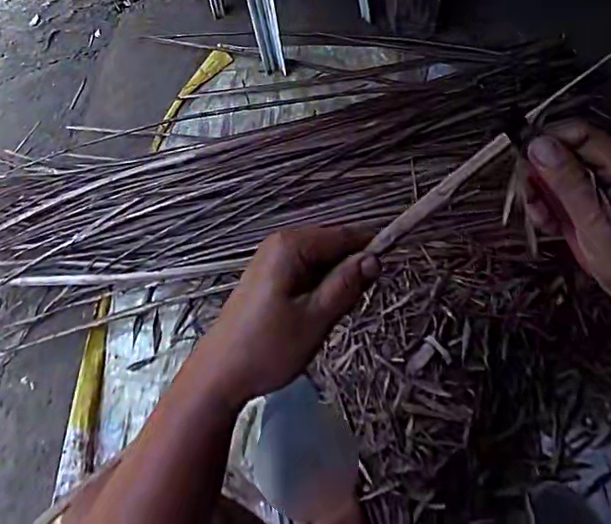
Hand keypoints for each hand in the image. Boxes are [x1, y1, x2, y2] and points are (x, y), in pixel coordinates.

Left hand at [186, 225, 378, 408]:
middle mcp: (281, 243)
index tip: (391, 271)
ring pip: (321, 262)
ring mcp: (273, 259)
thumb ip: (345, 286)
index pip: (343, 235)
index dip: (370, 249)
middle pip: (332, 245)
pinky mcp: (270, 277)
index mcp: (290, 245)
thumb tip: (375, 258)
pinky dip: (319, 290)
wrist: (219, 375)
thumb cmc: (267, 347)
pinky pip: (306, 273)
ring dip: (334, 283)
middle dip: (350, 270)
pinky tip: (314, 316)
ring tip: (330, 317)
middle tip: (353, 307)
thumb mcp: (314, 319)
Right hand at [523, 120, 610, 340]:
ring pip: (570, 168)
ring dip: (548, 189)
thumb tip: (539, 144)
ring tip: (541, 217)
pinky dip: (558, 202)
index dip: (547, 141)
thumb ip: (569, 186)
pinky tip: (552, 222)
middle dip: (545, 170)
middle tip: (529, 197)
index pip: (582, 133)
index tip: (522, 161)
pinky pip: (577, 187)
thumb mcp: (600, 233)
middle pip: (573, 149)